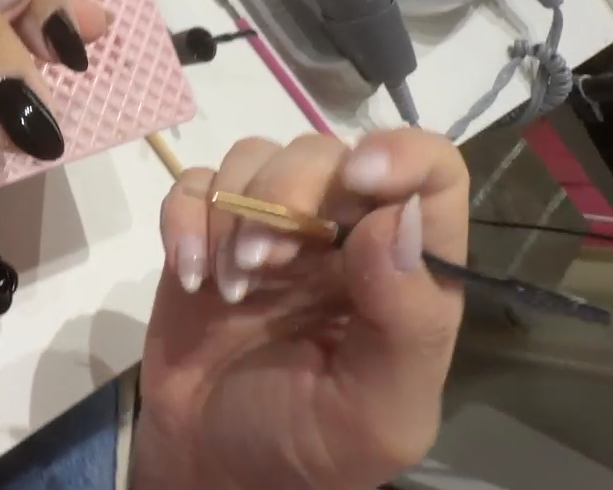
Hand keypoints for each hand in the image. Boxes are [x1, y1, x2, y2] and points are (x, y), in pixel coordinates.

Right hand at [135, 131, 468, 489]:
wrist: (207, 459)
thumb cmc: (303, 446)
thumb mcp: (378, 413)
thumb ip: (407, 324)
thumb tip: (397, 219)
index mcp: (398, 274)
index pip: (430, 178)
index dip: (403, 155)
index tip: (361, 179)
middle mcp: (335, 236)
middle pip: (321, 152)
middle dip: (287, 195)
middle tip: (264, 264)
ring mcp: (262, 226)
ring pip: (253, 155)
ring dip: (233, 211)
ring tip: (226, 285)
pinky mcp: (201, 228)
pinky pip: (191, 183)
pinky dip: (182, 219)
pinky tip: (189, 274)